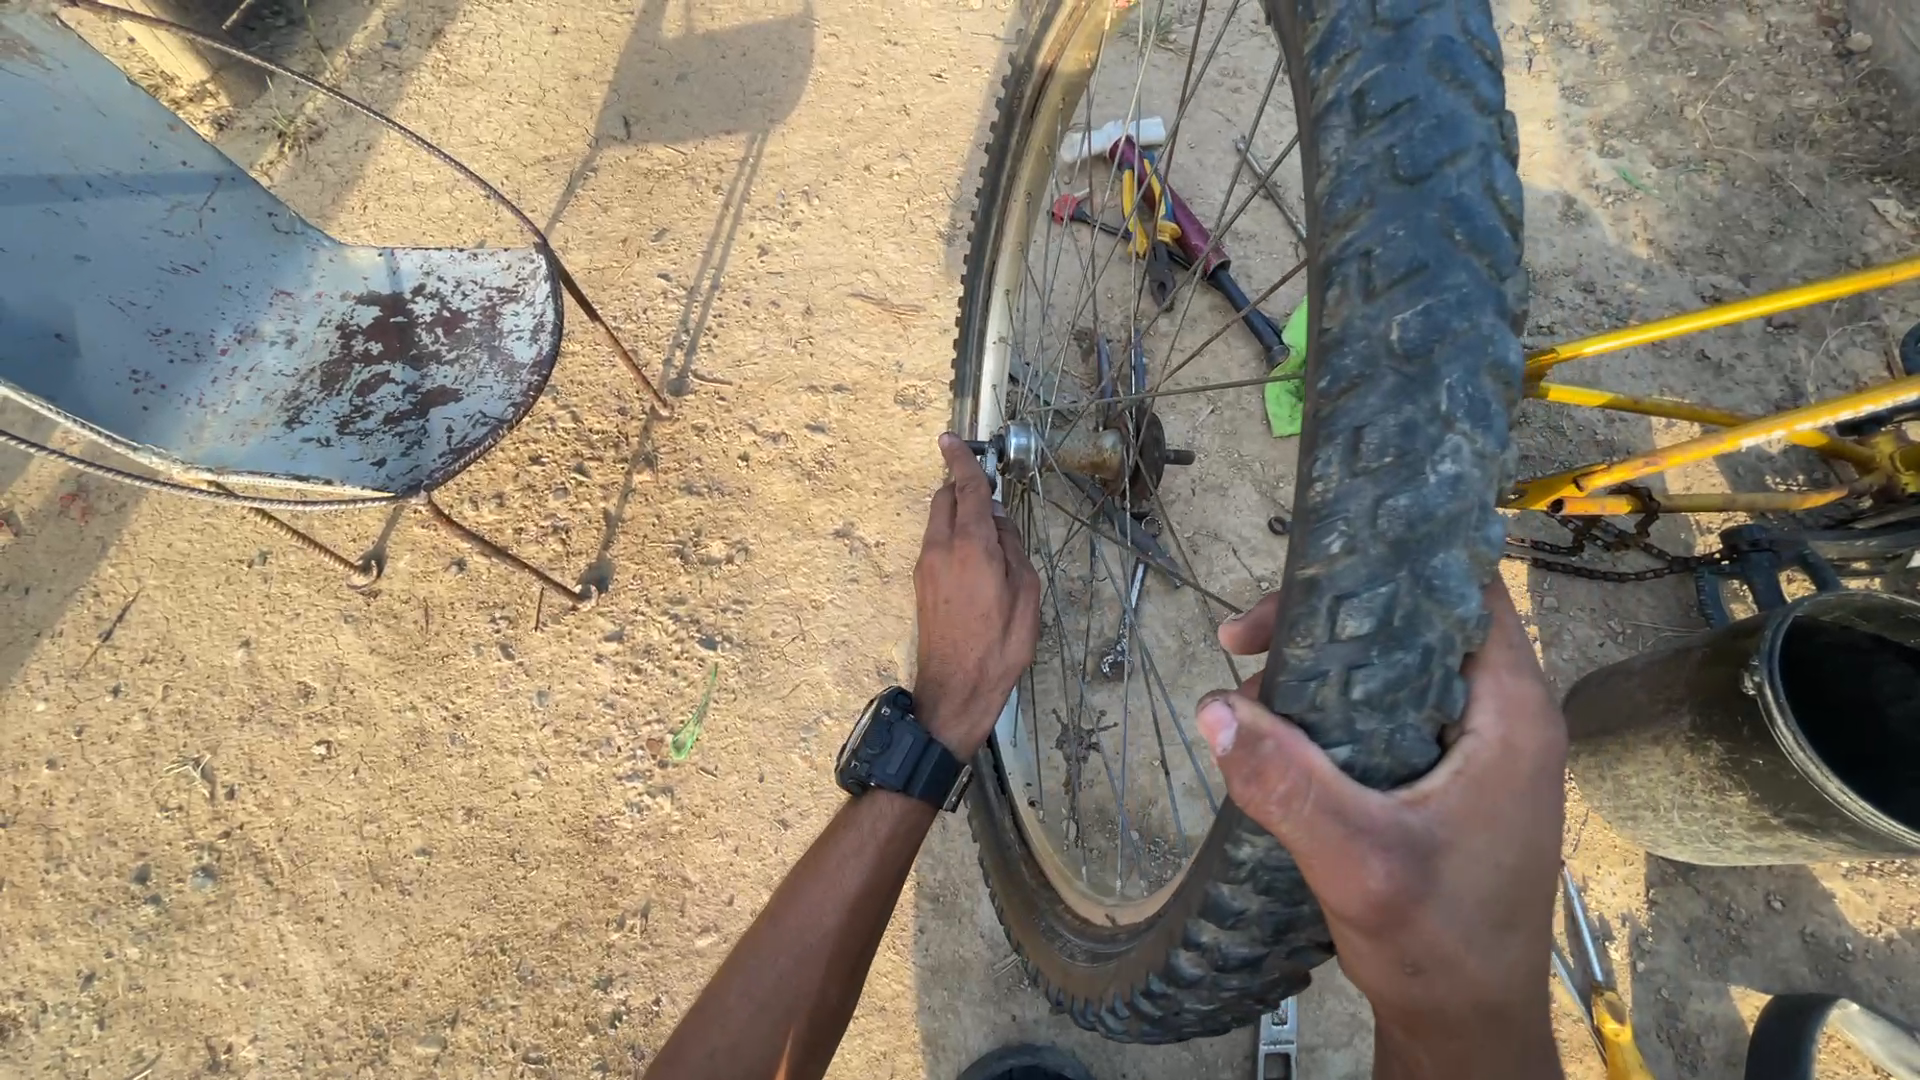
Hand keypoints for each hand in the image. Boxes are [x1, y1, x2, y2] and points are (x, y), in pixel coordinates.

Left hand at [912, 433, 1041, 757]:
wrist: (955, 689)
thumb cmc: (1001, 646)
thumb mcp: (1026, 595)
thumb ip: (1013, 549)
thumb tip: (1000, 521)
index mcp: (972, 547)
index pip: (965, 489)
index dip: (961, 460)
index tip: (951, 438)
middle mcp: (941, 548)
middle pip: (945, 499)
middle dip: (962, 487)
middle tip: (989, 497)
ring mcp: (926, 566)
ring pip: (937, 521)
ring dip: (957, 513)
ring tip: (988, 535)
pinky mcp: (920, 584)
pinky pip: (935, 543)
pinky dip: (951, 535)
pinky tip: (974, 559)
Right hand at [1198, 584, 1566, 1075]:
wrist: (1463, 1022)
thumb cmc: (1436, 942)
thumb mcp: (1357, 862)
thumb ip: (1287, 784)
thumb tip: (1210, 708)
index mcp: (1507, 714)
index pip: (1465, 593)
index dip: (1389, 567)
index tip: (1303, 580)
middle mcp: (1497, 716)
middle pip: (1411, 622)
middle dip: (1323, 622)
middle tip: (1245, 644)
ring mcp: (1471, 746)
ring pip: (1390, 665)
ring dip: (1317, 666)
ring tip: (1251, 691)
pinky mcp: (1443, 773)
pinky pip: (1381, 706)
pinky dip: (1327, 702)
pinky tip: (1279, 729)